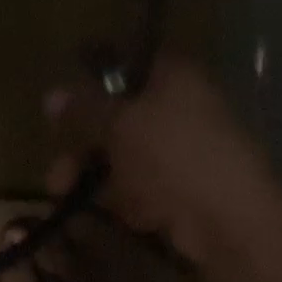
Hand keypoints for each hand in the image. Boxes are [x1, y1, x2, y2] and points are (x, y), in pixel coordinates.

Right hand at [46, 58, 276, 263]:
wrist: (229, 218)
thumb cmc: (173, 154)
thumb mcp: (119, 124)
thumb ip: (85, 109)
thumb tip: (51, 95)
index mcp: (174, 76)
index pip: (128, 64)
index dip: (92, 82)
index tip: (62, 110)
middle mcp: (184, 107)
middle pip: (122, 118)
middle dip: (84, 147)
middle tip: (57, 174)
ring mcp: (188, 151)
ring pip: (130, 158)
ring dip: (98, 178)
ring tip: (69, 197)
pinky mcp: (189, 190)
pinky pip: (148, 188)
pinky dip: (131, 200)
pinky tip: (125, 215)